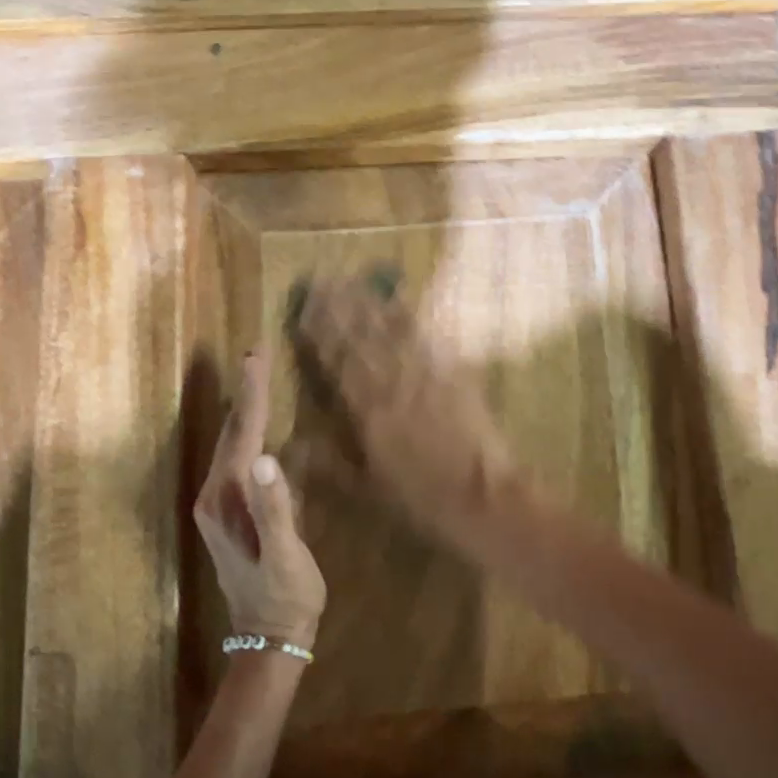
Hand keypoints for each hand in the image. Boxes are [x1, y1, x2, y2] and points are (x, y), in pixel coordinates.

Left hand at [194, 348, 325, 646]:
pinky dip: (250, 435)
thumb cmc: (285, 597)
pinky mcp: (232, 515)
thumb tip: (268, 457)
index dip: (252, 395)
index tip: (255, 355)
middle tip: (256, 354)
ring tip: (257, 380)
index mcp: (226, 501)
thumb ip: (276, 507)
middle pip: (232, 434)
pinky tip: (259, 429)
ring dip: (246, 411)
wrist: (271, 638)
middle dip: (245, 393)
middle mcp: (214, 498)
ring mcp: (220, 507)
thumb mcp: (286, 554)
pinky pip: (239, 462)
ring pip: (233, 446)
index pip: (242, 435)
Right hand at [291, 275, 519, 537]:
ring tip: (354, 281)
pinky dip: (413, 318)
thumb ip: (330, 463)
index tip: (303, 307)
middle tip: (323, 279)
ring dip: (372, 304)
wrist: (483, 497)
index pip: (337, 361)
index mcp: (368, 410)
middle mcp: (394, 383)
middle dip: (340, 306)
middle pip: (363, 337)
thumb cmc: (422, 498)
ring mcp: (427, 375)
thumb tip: (294, 443)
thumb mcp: (367, 488)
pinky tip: (403, 302)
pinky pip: (430, 340)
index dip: (319, 332)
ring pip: (394, 331)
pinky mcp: (455, 374)